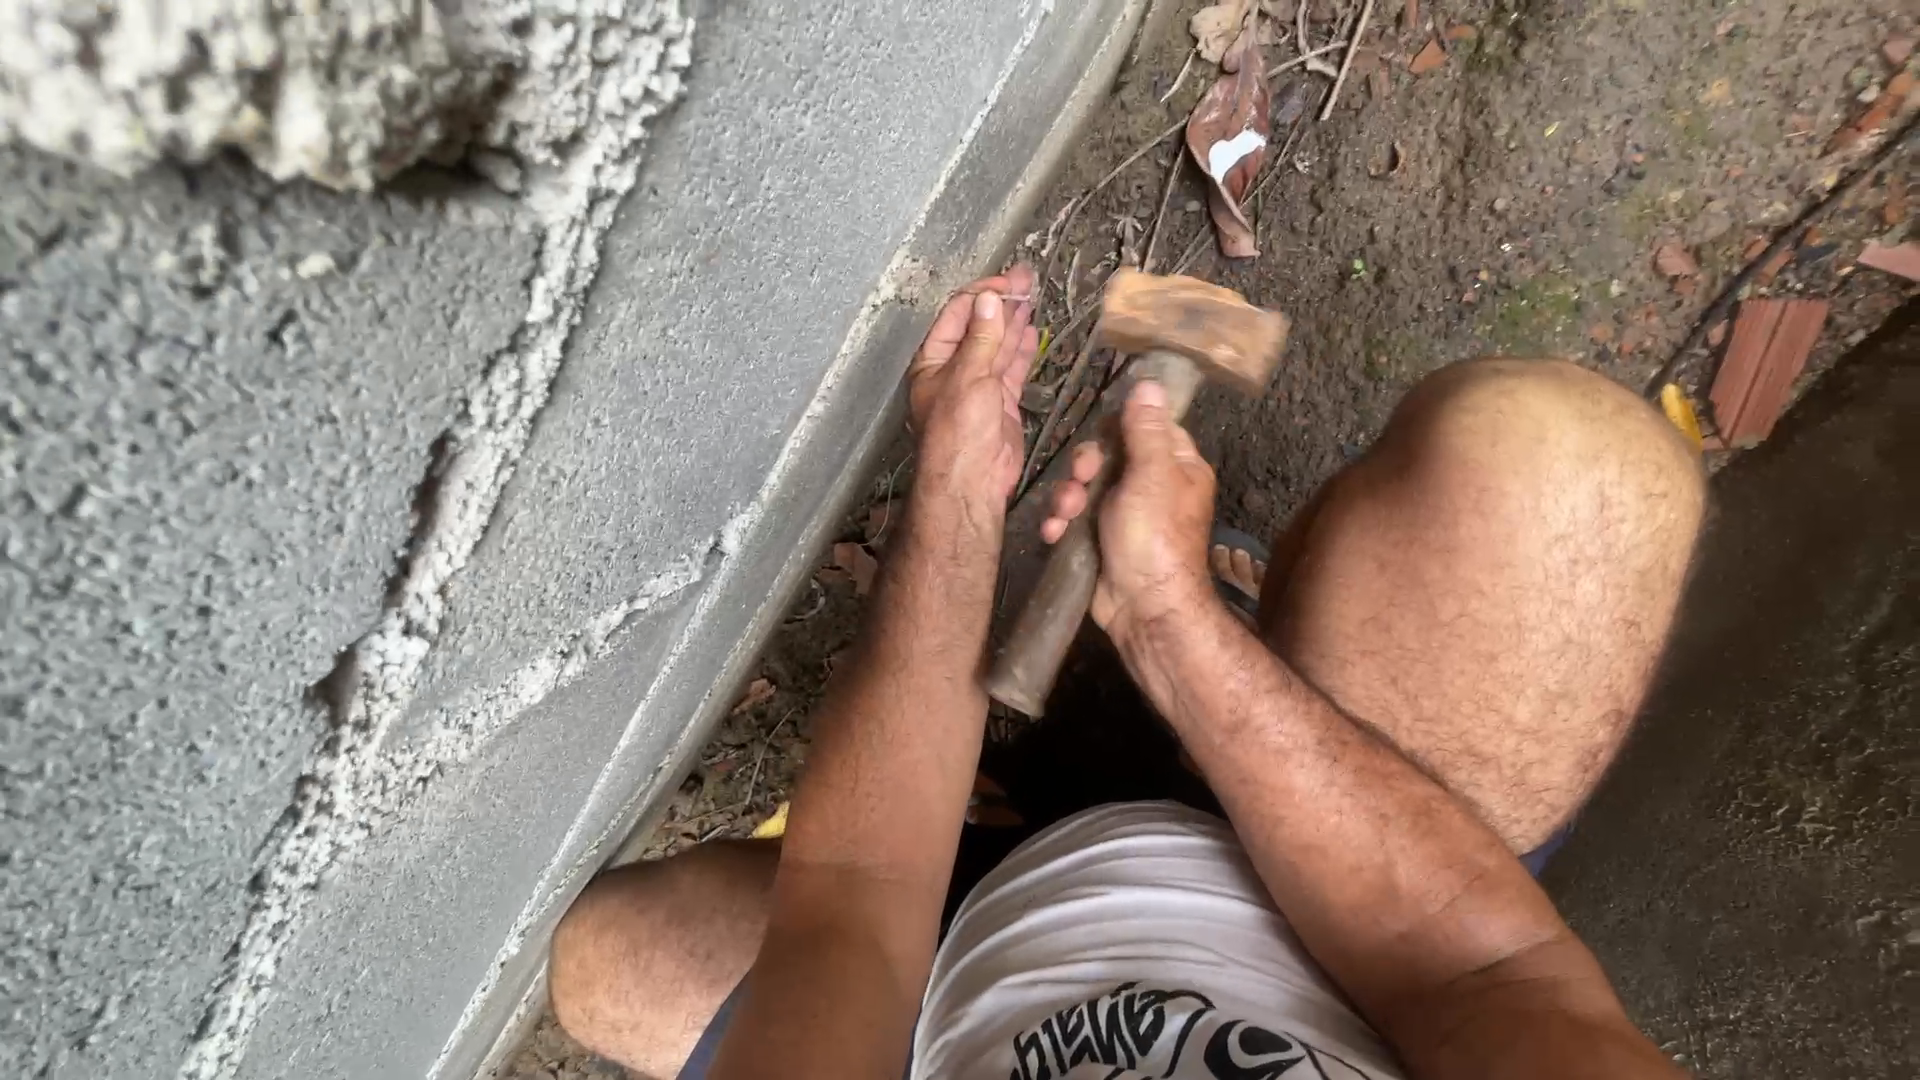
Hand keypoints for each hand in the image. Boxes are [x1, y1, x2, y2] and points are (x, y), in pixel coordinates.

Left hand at [906, 264, 1038, 517]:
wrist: (972, 481)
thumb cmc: (958, 430)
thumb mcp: (968, 377)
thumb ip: (982, 338)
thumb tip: (988, 300)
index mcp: (933, 361)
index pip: (956, 316)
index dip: (981, 295)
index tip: (1006, 281)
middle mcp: (953, 370)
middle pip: (978, 327)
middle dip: (1000, 303)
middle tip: (1025, 278)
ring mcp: (978, 387)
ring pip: (997, 346)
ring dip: (1013, 322)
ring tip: (1032, 295)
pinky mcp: (1000, 403)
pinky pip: (1010, 369)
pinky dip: (1021, 349)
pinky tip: (1030, 330)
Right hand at [1040, 379, 1217, 647]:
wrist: (1143, 609)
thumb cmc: (1154, 539)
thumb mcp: (1151, 476)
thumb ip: (1145, 429)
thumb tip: (1150, 382)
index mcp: (1176, 466)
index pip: (1146, 427)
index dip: (1118, 430)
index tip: (1102, 440)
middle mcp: (1152, 486)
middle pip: (1107, 455)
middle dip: (1083, 469)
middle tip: (1080, 482)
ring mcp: (1124, 514)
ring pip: (1084, 486)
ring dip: (1066, 498)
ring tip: (1064, 517)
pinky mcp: (1099, 539)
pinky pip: (1074, 517)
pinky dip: (1060, 523)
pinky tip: (1053, 534)